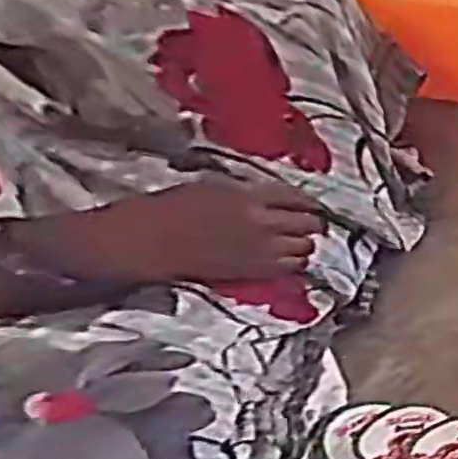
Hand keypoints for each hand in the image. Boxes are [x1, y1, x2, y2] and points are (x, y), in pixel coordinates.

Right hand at [22, 177, 325, 285]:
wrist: (144, 242)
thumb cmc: (164, 211)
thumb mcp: (208, 189)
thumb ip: (247, 194)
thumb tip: (275, 199)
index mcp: (246, 197)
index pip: (297, 197)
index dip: (308, 202)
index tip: (310, 205)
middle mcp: (263, 222)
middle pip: (311, 223)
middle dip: (312, 222)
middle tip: (307, 223)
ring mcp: (266, 248)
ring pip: (308, 246)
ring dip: (304, 242)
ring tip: (292, 240)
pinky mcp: (263, 269)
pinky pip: (298, 265)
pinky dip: (296, 260)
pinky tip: (284, 256)